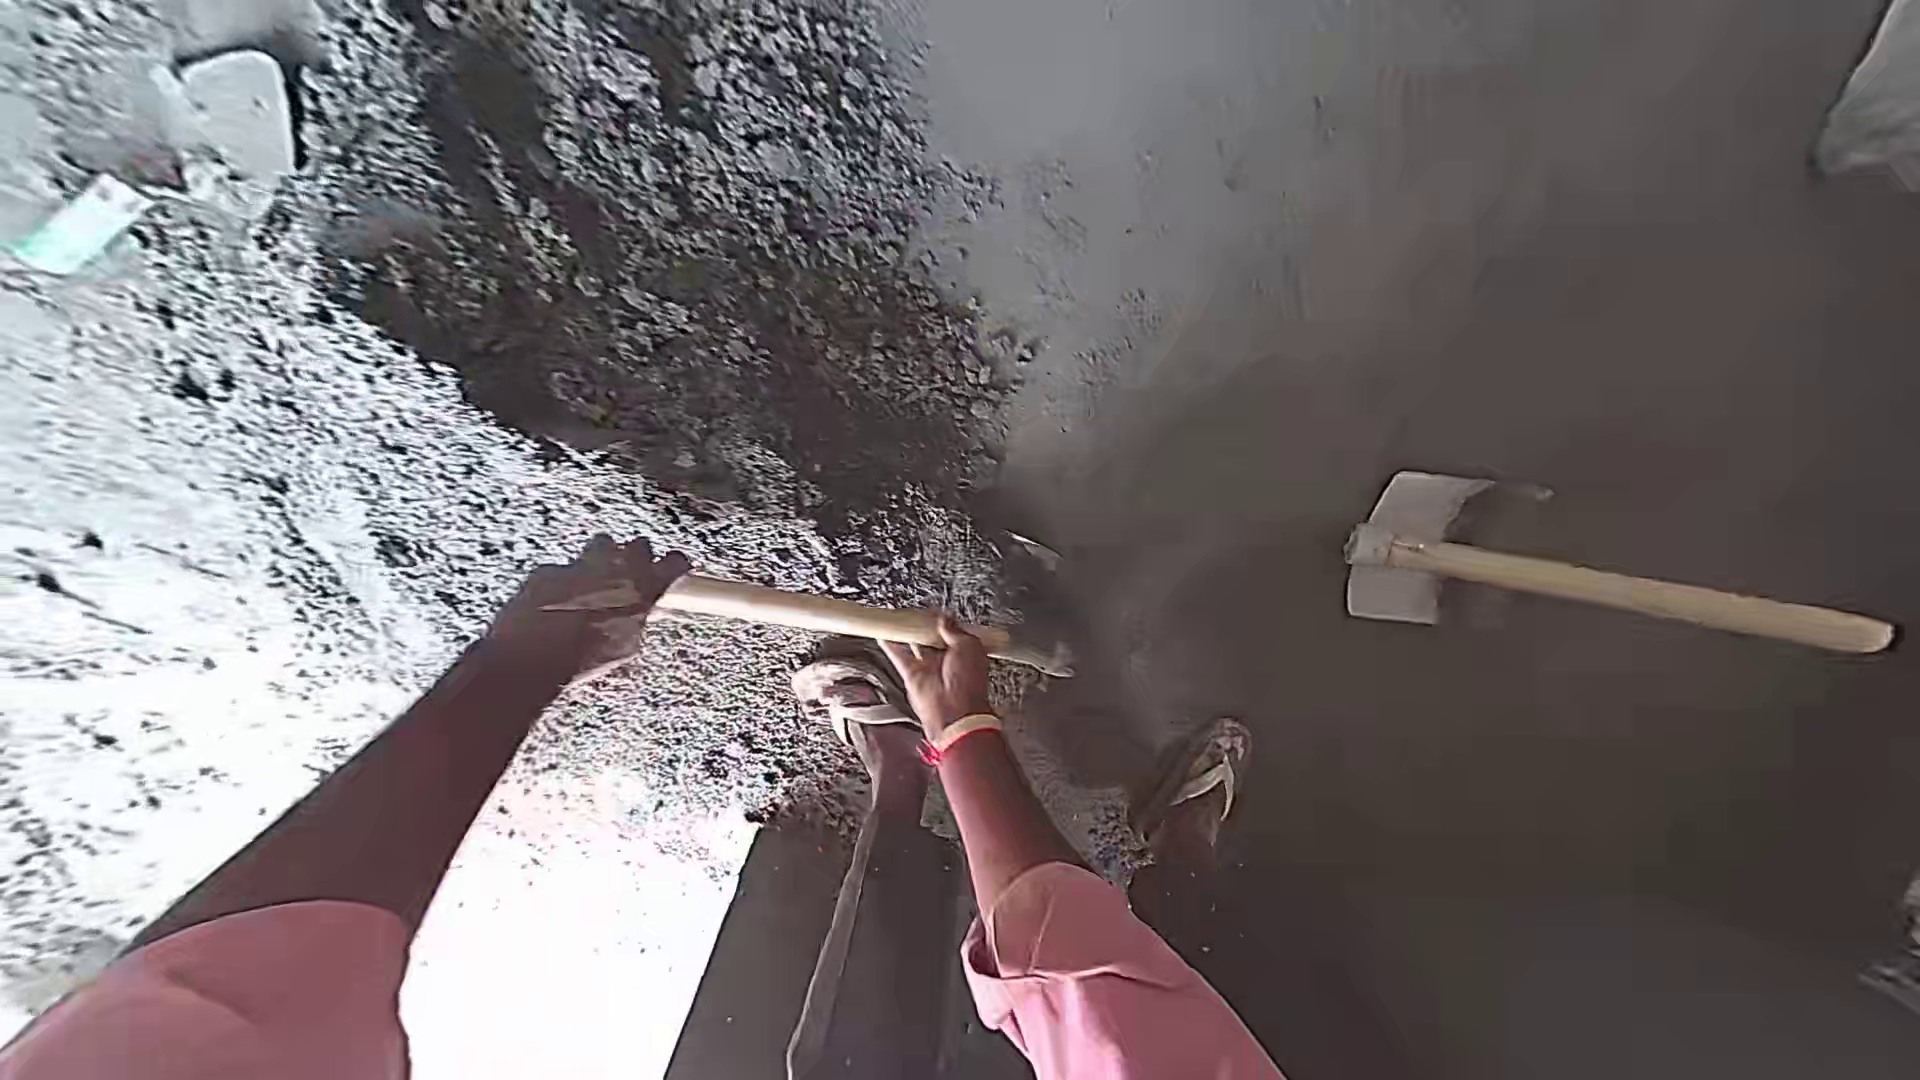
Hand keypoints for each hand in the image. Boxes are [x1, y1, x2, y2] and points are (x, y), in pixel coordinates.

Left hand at [484, 534, 690, 683]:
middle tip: (633, 573)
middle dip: (639, 555)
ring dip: (603, 556)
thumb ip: (637, 621)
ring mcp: (582, 565)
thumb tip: (639, 617)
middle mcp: (617, 567)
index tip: (675, 569)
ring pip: (601, 544)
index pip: (675, 562)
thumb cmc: (583, 658)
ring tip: (597, 578)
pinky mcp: (549, 570)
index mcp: (643, 587)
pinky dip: (563, 580)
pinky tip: (557, 600)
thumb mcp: (626, 646)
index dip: (676, 565)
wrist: (531, 658)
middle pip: (640, 545)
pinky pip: (562, 567)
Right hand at [879, 615, 992, 737]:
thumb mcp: (968, 645)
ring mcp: (928, 667)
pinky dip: (890, 646)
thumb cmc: (969, 683)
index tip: (933, 611)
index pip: (951, 632)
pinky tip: (885, 635)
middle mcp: (945, 660)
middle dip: (923, 625)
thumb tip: (946, 619)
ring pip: (914, 645)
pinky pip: (899, 656)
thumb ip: (954, 630)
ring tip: (898, 619)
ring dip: (907, 632)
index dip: (942, 621)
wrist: (955, 711)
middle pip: (931, 638)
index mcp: (964, 653)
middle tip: (914, 613)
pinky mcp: (913, 674)